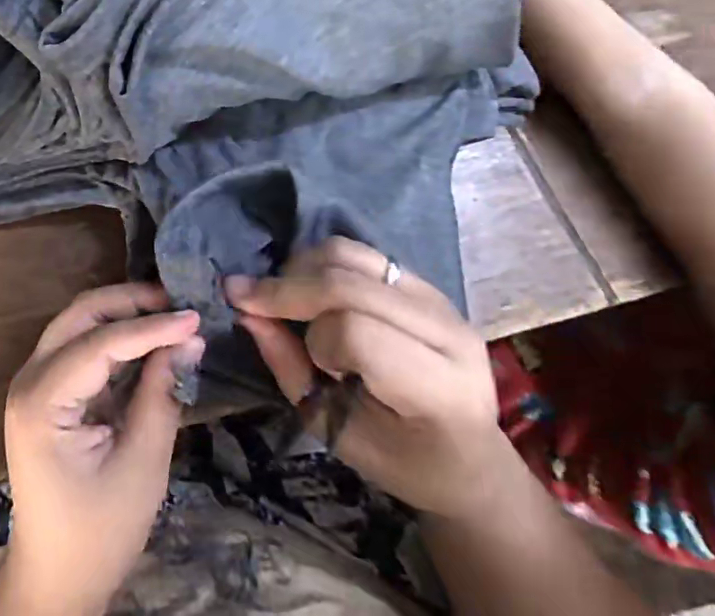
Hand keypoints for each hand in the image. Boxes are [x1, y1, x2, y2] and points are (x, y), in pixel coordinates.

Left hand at [0, 284, 203, 615]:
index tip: (195, 316)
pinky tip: (151, 339)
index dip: (151, 326)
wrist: (56, 574)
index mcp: (42, 402)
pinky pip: (83, 347)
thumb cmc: (99, 530)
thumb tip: (189, 338)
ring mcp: (35, 382)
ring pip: (80, 324)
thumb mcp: (141, 465)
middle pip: (80, 316)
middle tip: (179, 304)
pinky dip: (118, 337)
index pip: (100, 343)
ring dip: (124, 314)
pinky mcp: (49, 391)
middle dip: (131, 303)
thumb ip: (161, 394)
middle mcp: (29, 379)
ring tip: (171, 315)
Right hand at [228, 239, 514, 517]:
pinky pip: (362, 254)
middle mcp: (446, 331)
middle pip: (349, 281)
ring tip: (279, 295)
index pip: (357, 332)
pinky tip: (307, 288)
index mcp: (437, 387)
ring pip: (352, 254)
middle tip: (244, 296)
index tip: (278, 341)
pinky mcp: (426, 283)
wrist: (469, 456)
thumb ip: (292, 371)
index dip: (311, 336)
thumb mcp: (339, 435)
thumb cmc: (404, 461)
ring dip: (302, 267)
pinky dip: (322, 263)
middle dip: (288, 286)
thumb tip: (246, 315)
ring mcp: (439, 298)